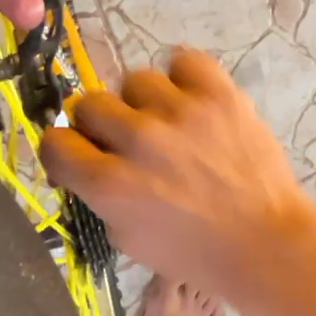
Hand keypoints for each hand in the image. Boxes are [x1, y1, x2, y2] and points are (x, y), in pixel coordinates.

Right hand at [43, 48, 315, 293]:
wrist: (261, 243)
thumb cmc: (192, 253)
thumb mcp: (126, 239)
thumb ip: (100, 198)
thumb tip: (89, 167)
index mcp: (109, 185)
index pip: (54, 142)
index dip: (62, 151)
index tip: (76, 159)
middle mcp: (137, 141)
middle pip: (88, 104)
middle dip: (98, 126)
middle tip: (121, 144)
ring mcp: (178, 112)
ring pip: (133, 81)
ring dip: (140, 103)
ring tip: (162, 124)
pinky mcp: (218, 93)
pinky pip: (182, 62)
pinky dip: (181, 80)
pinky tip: (188, 104)